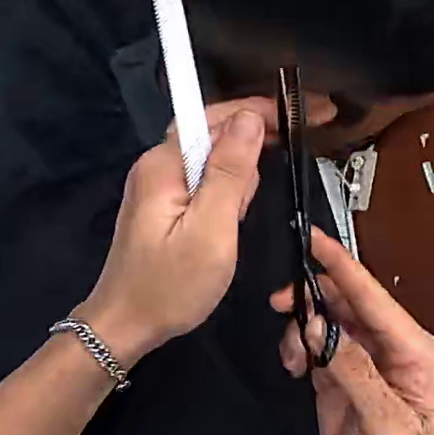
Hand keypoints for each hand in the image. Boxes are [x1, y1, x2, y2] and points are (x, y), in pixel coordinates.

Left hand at [77, 95, 327, 366]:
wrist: (124, 326)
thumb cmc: (169, 286)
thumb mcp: (211, 230)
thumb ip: (229, 172)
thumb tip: (249, 118)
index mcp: (163, 164)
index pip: (215, 114)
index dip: (262, 109)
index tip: (309, 111)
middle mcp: (156, 166)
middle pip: (214, 135)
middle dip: (250, 155)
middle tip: (261, 196)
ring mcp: (157, 187)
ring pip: (212, 165)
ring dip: (236, 186)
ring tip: (232, 228)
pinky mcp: (162, 207)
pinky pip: (203, 188)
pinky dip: (224, 202)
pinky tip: (225, 228)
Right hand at [271, 227, 433, 434]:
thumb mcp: (383, 422)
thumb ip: (351, 370)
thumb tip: (319, 326)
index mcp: (412, 350)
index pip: (371, 295)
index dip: (340, 264)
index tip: (313, 239)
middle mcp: (388, 346)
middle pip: (343, 299)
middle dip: (309, 298)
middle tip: (280, 305)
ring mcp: (362, 356)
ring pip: (322, 317)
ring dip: (299, 328)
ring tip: (294, 357)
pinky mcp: (341, 369)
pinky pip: (311, 340)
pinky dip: (296, 345)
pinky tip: (295, 365)